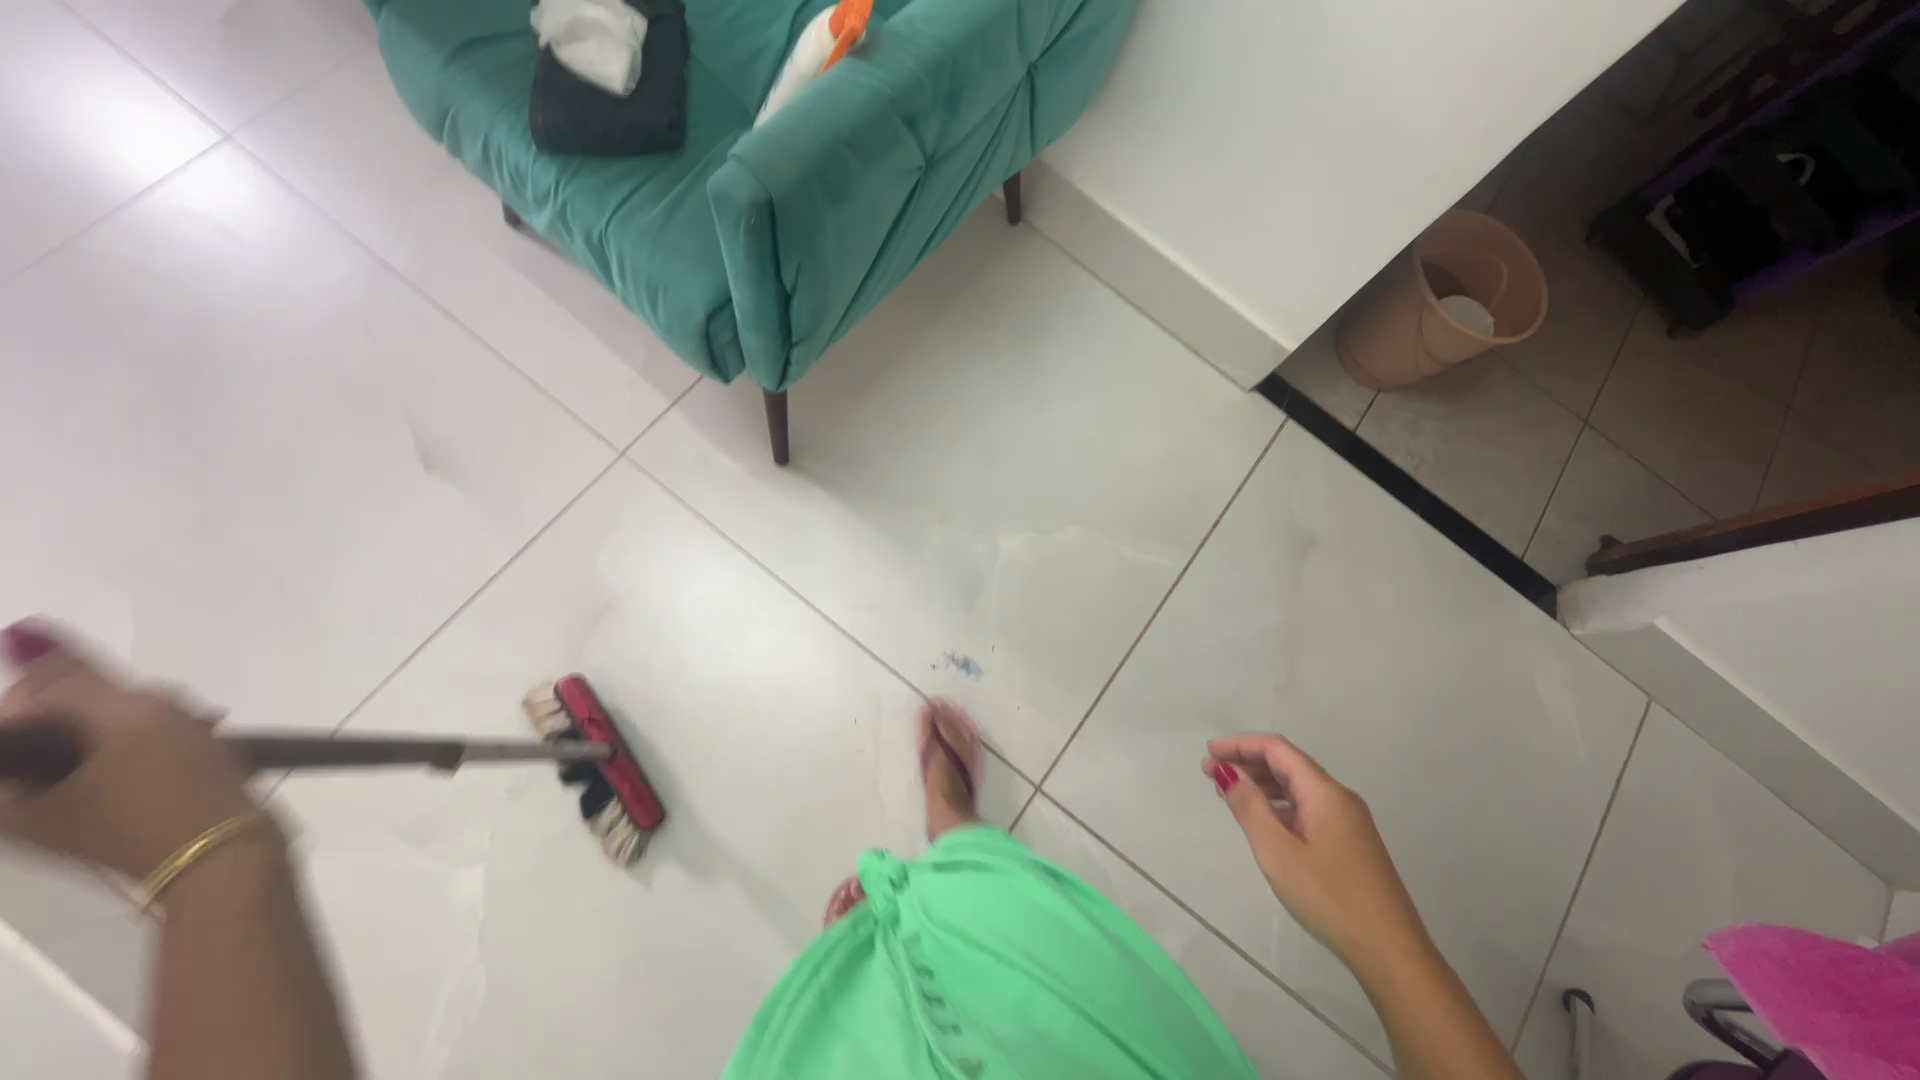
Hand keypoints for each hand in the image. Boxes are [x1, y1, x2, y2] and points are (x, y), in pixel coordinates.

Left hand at [0, 620, 269, 881]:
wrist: (230, 856)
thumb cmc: (170, 788)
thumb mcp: (126, 719)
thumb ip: (72, 678)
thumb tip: (20, 636)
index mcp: (4, 789)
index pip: (20, 710)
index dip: (73, 692)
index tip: (126, 698)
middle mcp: (18, 808)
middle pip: (59, 727)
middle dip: (121, 709)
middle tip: (170, 716)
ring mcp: (68, 817)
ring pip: (101, 744)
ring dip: (152, 726)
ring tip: (200, 732)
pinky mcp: (115, 820)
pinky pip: (125, 767)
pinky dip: (163, 751)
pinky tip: (202, 748)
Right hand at [1203, 733, 1429, 971]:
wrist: (1389, 950)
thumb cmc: (1329, 897)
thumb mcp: (1278, 852)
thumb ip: (1250, 807)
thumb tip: (1227, 771)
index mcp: (1325, 793)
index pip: (1278, 750)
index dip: (1240, 745)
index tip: (1208, 752)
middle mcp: (1340, 798)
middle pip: (1289, 764)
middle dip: (1248, 762)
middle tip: (1209, 772)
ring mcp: (1348, 821)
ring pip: (1299, 787)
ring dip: (1262, 784)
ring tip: (1228, 793)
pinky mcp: (1350, 843)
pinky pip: (1308, 808)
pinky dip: (1279, 805)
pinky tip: (1263, 821)